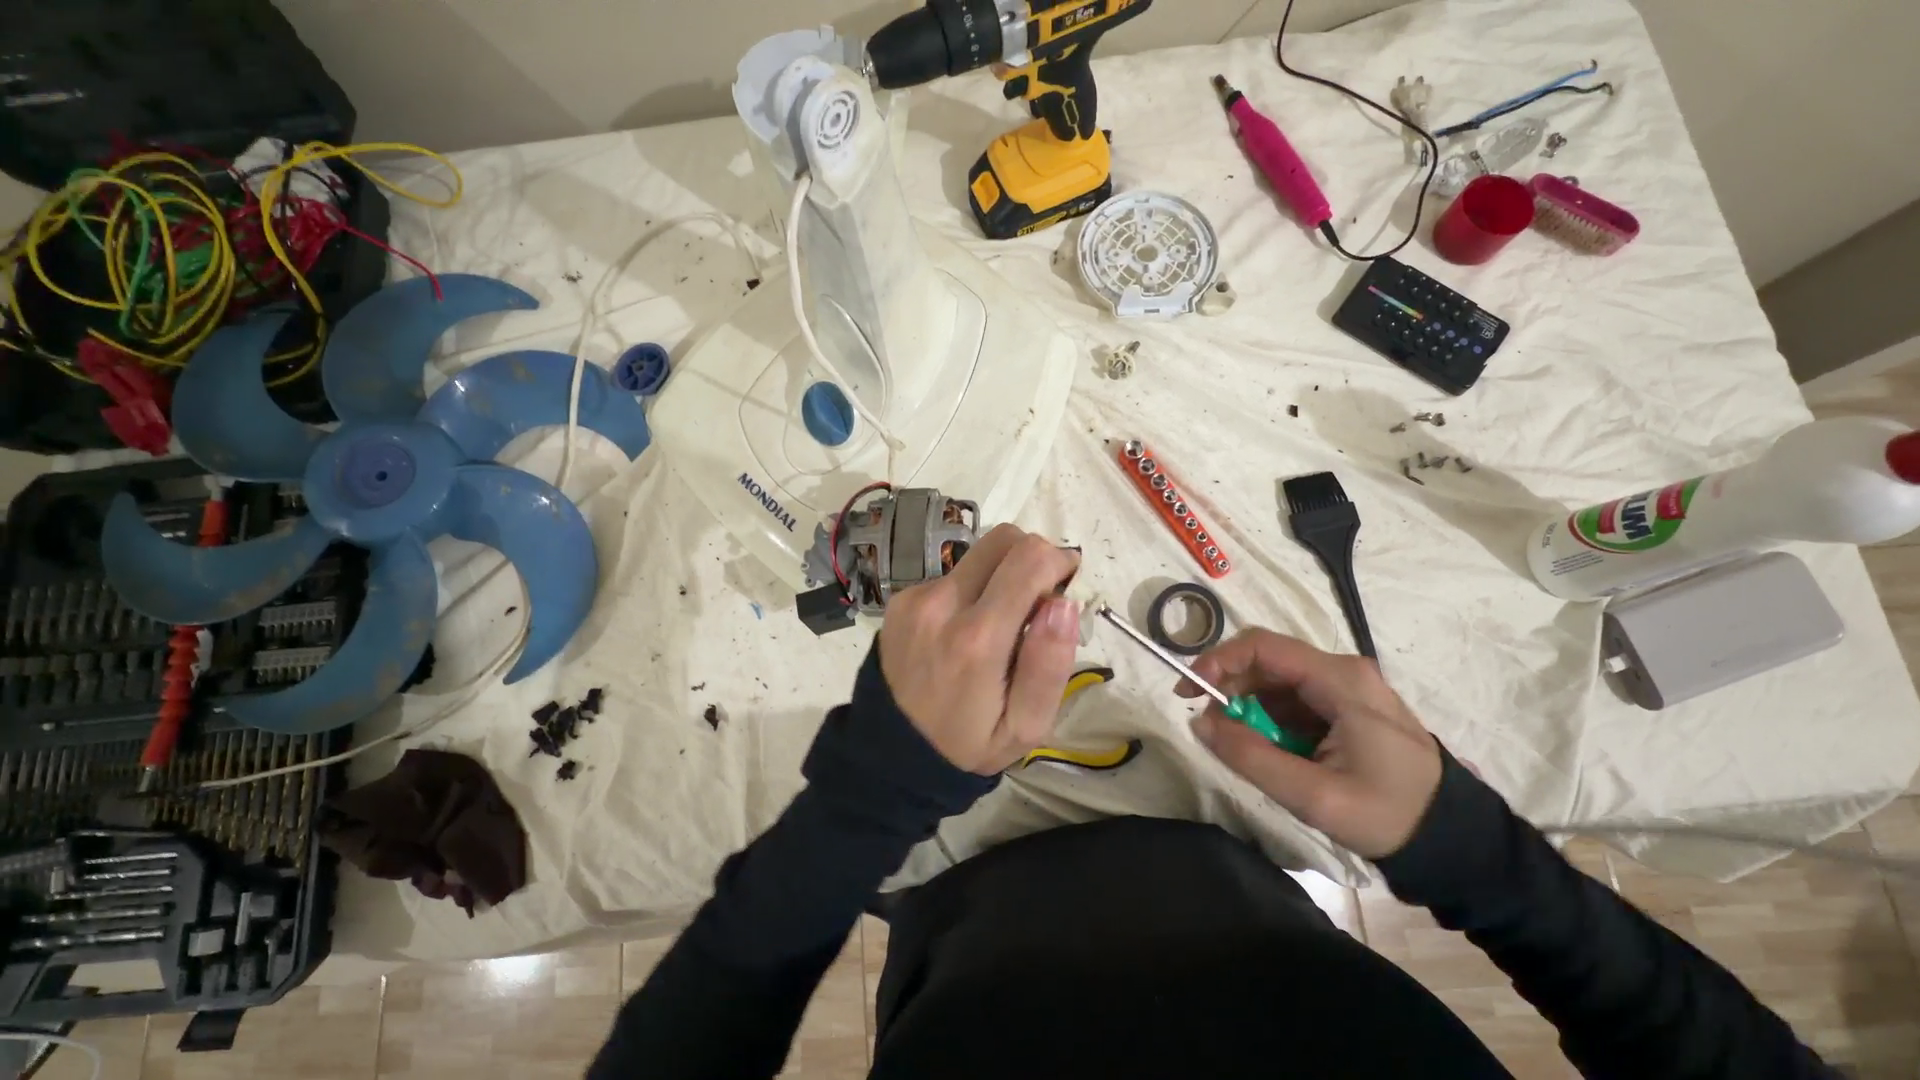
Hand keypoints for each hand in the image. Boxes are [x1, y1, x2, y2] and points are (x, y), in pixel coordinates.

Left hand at [879, 525, 1081, 775]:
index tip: (1066, 592)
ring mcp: (916, 598)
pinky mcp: (901, 600)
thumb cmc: (969, 744)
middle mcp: (942, 604)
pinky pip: (953, 576)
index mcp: (977, 638)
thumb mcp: (1026, 726)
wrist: (892, 755)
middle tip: (1040, 602)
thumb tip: (1064, 603)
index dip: (1060, 564)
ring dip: (1002, 576)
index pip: (1030, 558)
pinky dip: (972, 591)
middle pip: (1005, 539)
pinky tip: (967, 633)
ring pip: (978, 555)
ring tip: (1002, 626)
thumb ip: (1050, 664)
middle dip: (1034, 559)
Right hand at [1181, 630, 1441, 859]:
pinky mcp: (1346, 706)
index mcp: (1341, 681)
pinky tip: (1268, 750)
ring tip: (1239, 746)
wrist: (1451, 837)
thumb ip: (1251, 757)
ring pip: (1277, 681)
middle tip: (1208, 727)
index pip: (1263, 646)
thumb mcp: (1313, 795)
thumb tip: (1199, 722)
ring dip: (1248, 707)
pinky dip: (1269, 719)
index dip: (1218, 662)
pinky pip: (1293, 700)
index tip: (1189, 695)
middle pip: (1267, 660)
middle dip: (1229, 688)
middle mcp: (1343, 671)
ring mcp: (1347, 687)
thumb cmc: (1386, 814)